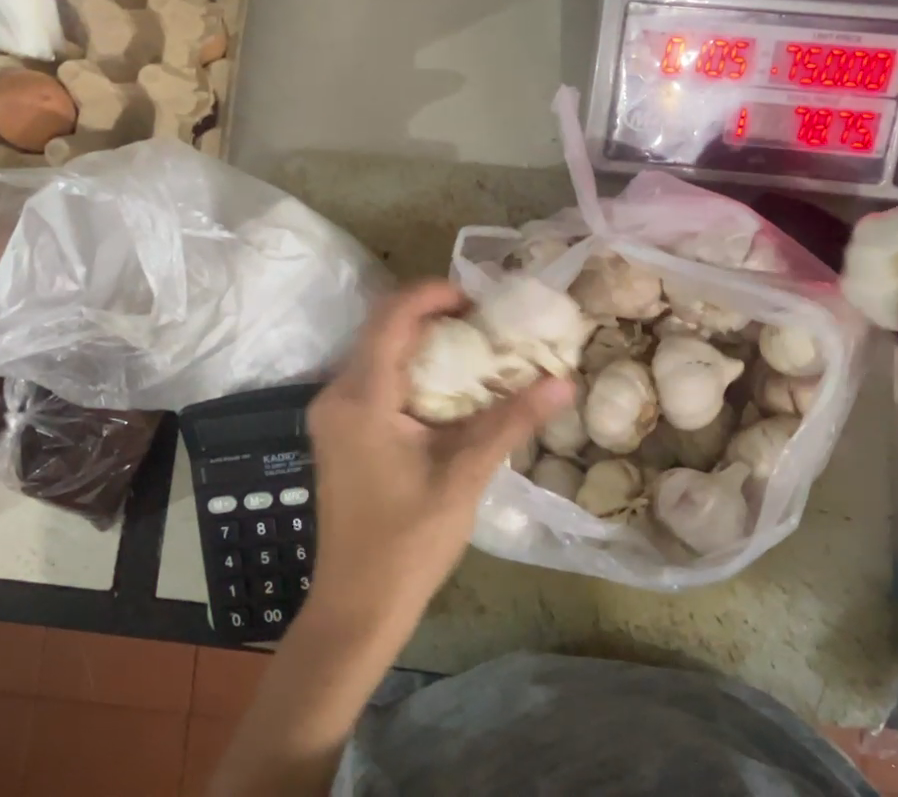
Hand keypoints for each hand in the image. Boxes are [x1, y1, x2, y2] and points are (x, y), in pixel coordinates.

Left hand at [305, 281, 572, 623]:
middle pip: (383, 330)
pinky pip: (374, 381)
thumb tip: (563, 382)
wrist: (358, 604)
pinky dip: (411, 373)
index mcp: (360, 397)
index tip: (480, 301)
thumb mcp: (464, 476)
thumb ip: (510, 421)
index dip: (434, 294)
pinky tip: (449, 392)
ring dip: (424, 346)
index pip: (391, 316)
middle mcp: (337, 395)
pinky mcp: (340, 433)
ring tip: (477, 353)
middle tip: (488, 327)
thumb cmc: (408, 542)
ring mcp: (333, 415)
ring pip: (378, 355)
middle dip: (435, 318)